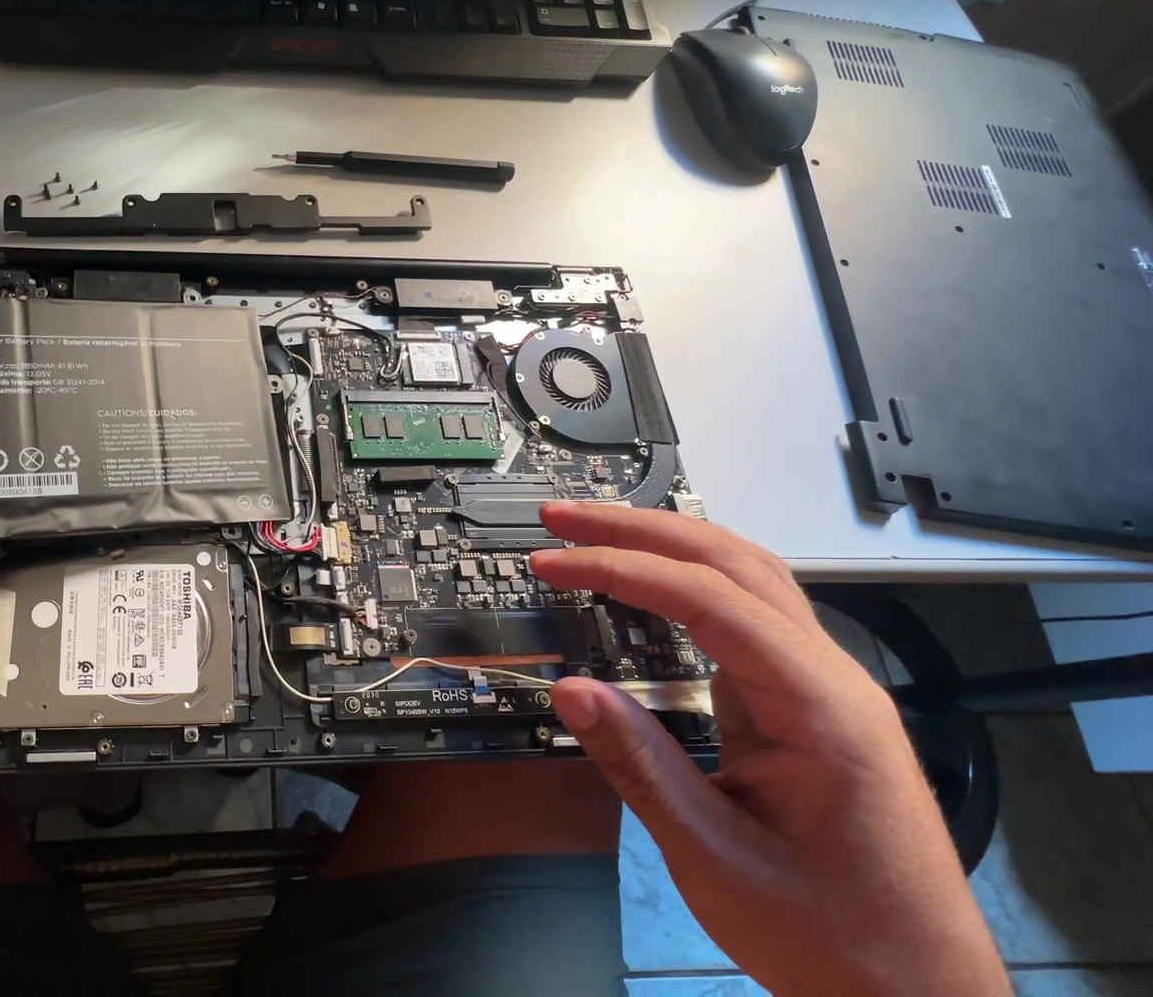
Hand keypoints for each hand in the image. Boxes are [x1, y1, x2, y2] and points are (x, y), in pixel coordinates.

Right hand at [530, 503, 1008, 996]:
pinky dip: (684, 580)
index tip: (553, 563)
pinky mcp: (803, 702)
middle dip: (641, 529)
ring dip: (665, 543)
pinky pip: (744, 615)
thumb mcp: (715, 856)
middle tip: (561, 518)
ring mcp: (821, 687)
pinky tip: (645, 581)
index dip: (623, 569)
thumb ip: (640, 765)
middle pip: (735, 563)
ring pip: (746, 577)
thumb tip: (569, 689)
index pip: (711, 600)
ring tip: (591, 532)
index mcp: (820, 709)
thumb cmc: (826, 935)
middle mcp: (829, 679)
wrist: (914, 991)